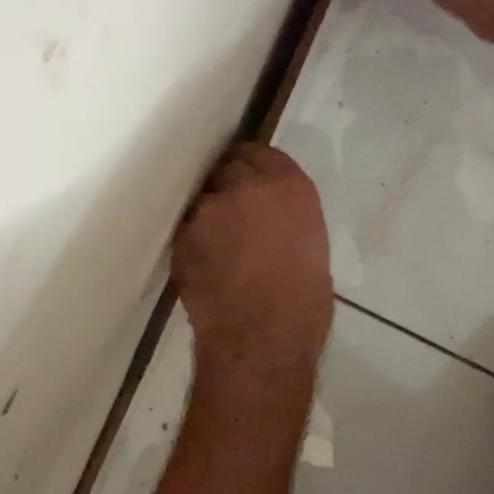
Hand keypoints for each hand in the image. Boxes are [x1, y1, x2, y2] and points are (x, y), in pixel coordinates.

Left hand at [173, 144, 333, 376]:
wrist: (260, 340)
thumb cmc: (303, 305)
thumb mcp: (311, 248)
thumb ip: (288, 221)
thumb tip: (271, 224)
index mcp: (289, 186)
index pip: (259, 153)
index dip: (252, 169)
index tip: (250, 184)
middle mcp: (245, 187)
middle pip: (227, 170)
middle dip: (229, 188)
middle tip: (234, 217)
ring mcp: (208, 210)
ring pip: (204, 202)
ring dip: (209, 217)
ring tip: (218, 249)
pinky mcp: (182, 237)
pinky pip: (187, 232)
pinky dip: (194, 243)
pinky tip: (206, 267)